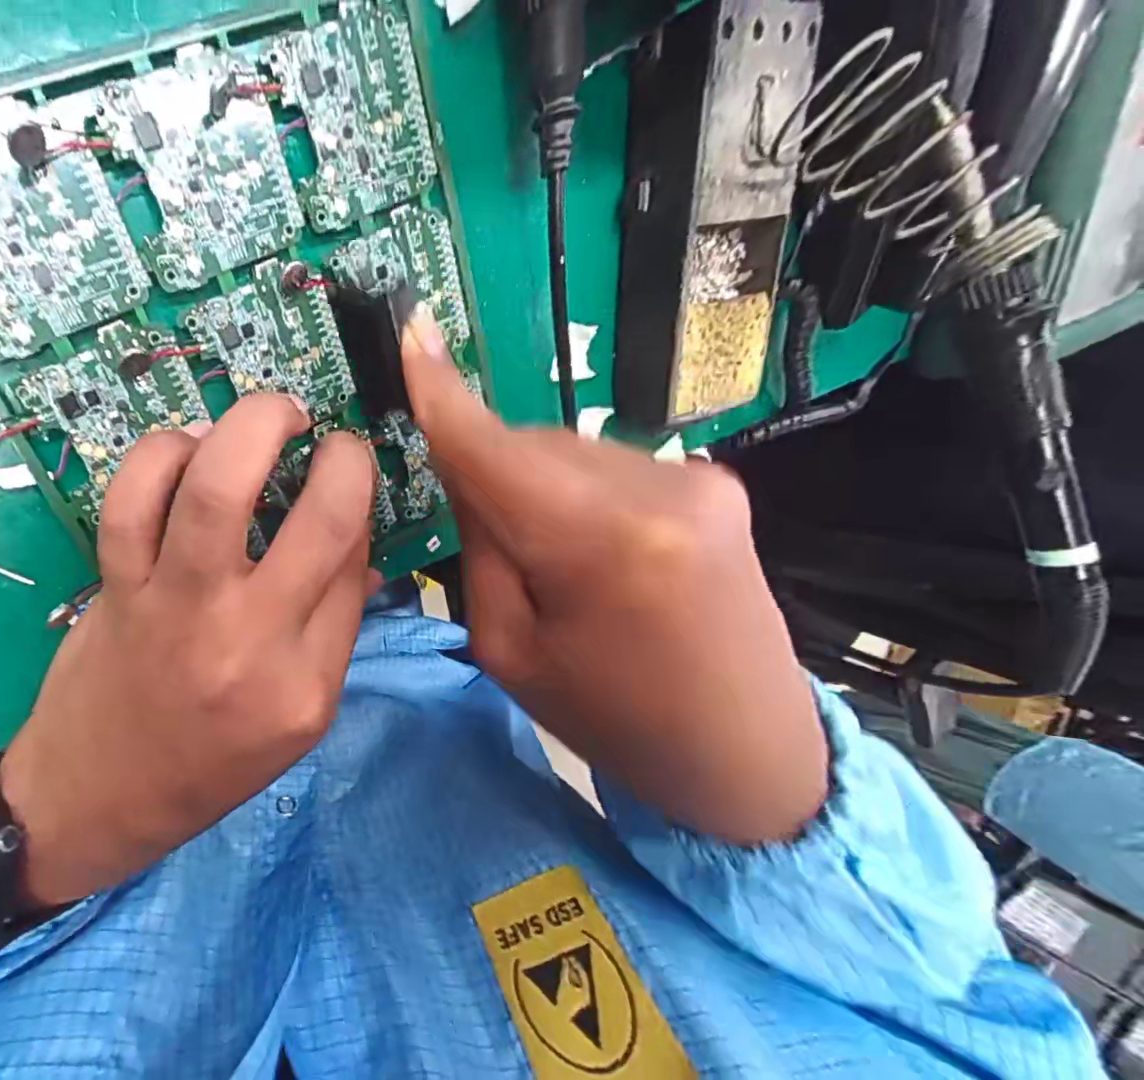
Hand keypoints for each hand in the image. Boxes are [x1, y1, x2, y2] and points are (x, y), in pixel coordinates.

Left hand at [0, 395, 378, 905]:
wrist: (97, 799)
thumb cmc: (205, 766)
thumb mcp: (293, 719)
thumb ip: (329, 628)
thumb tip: (350, 536)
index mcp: (308, 683)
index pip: (357, 564)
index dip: (358, 498)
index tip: (345, 473)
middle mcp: (250, 639)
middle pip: (319, 518)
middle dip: (338, 454)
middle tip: (319, 429)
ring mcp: (176, 609)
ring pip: (214, 488)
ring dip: (246, 426)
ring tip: (261, 417)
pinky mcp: (118, 590)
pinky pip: (132, 502)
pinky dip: (160, 455)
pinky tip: (182, 449)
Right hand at [401, 312, 825, 842]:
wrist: (747, 754)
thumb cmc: (608, 717)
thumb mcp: (505, 646)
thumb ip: (480, 549)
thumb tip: (469, 476)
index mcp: (599, 544)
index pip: (493, 448)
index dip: (442, 392)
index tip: (410, 330)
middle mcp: (657, 490)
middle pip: (526, 445)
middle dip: (486, 472)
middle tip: (481, 540)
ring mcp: (696, 480)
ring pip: (563, 451)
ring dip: (529, 484)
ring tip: (546, 559)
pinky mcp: (712, 484)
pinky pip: (603, 464)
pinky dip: (571, 491)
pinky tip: (586, 548)